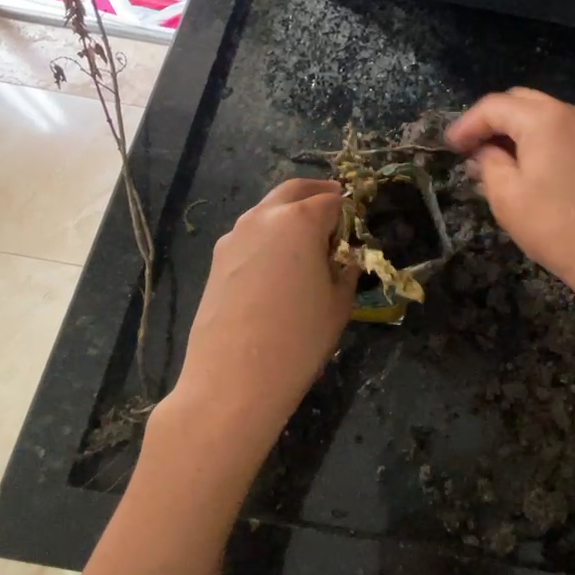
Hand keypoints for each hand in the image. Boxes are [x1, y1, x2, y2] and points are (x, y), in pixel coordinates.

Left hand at [171, 179, 356, 438]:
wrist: (231, 383)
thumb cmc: (297, 341)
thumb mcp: (339, 303)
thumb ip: (346, 268)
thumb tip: (346, 256)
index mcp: (299, 220)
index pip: (333, 200)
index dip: (349, 211)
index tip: (358, 227)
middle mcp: (264, 217)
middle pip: (295, 191)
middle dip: (318, 195)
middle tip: (336, 211)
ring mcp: (235, 236)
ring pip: (268, 210)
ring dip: (290, 213)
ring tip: (308, 243)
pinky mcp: (217, 259)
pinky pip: (251, 235)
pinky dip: (269, 236)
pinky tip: (279, 268)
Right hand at [446, 88, 574, 321]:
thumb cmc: (556, 228)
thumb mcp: (507, 196)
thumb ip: (487, 162)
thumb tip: (483, 150)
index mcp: (544, 118)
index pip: (493, 106)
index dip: (466, 124)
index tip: (448, 147)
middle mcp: (569, 112)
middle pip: (518, 102)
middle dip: (489, 122)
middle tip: (467, 152)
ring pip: (539, 115)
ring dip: (512, 131)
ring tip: (490, 163)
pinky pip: (557, 130)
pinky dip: (534, 140)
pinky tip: (521, 168)